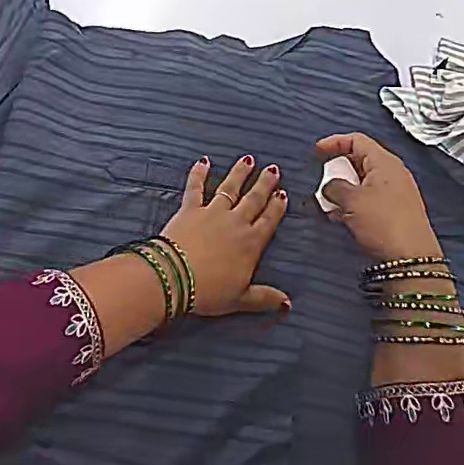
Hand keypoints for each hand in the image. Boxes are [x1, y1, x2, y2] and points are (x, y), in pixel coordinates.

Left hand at [160, 155, 291, 315]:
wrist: (176, 277)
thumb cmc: (209, 291)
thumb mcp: (241, 299)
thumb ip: (265, 298)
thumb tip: (287, 304)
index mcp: (251, 243)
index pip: (269, 220)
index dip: (277, 207)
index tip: (283, 194)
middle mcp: (236, 223)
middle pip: (254, 199)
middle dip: (265, 183)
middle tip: (273, 170)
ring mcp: (213, 213)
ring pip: (230, 188)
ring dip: (240, 173)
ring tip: (248, 160)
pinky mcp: (190, 209)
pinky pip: (196, 187)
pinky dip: (199, 173)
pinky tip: (203, 162)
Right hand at [314, 133, 441, 261]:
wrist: (410, 257)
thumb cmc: (385, 223)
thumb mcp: (352, 200)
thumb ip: (334, 187)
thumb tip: (329, 187)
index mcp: (384, 162)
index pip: (357, 140)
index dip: (334, 143)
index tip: (317, 151)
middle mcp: (392, 173)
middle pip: (358, 160)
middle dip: (337, 170)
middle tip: (322, 181)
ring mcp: (395, 192)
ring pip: (362, 181)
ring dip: (343, 189)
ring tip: (329, 203)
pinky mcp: (394, 210)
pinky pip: (368, 198)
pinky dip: (353, 202)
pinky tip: (342, 216)